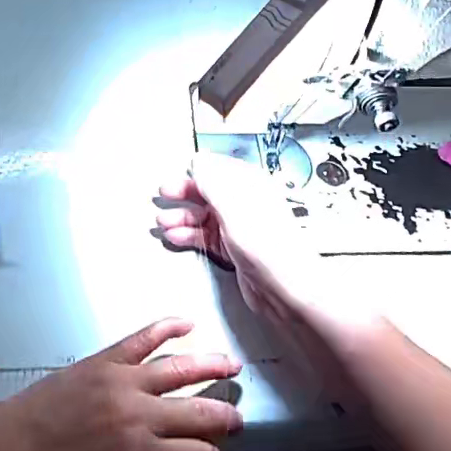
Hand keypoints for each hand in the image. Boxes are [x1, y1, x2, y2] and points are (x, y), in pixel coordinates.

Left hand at [0, 318, 242, 450]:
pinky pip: (142, 338)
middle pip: (198, 413)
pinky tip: (188, 323)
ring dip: (210, 366)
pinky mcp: (103, 359)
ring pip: (179, 369)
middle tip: (237, 417)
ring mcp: (121, 380)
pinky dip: (166, 327)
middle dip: (224, 417)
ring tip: (232, 365)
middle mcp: (138, 415)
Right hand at [156, 153, 383, 343]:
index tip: (178, 173)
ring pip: (204, 216)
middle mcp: (246, 204)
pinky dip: (189, 235)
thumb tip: (198, 160)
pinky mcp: (234, 249)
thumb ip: (212, 181)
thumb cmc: (270, 248)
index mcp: (251, 186)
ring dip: (182, 216)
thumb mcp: (234, 207)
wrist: (288, 289)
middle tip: (165, 194)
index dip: (197, 171)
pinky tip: (175, 236)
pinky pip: (206, 236)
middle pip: (209, 192)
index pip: (220, 169)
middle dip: (185, 193)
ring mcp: (240, 227)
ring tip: (163, 220)